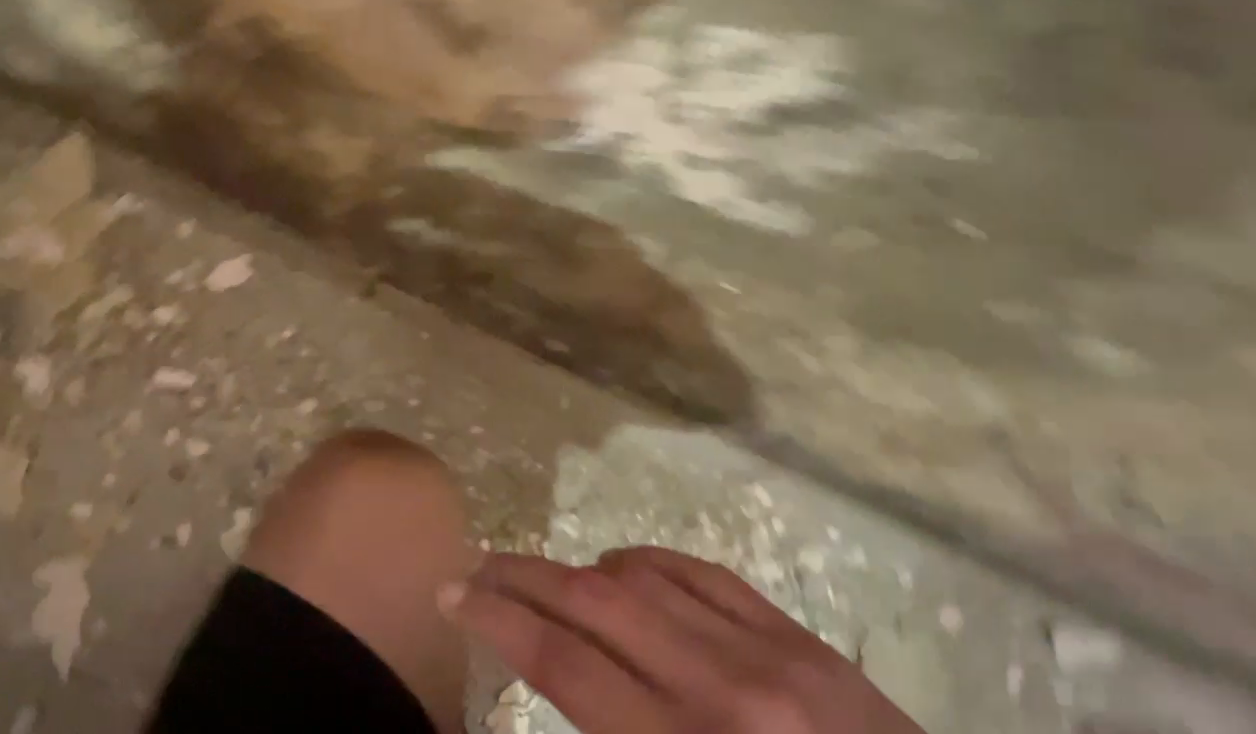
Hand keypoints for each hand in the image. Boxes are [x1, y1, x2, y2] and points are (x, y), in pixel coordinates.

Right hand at [441, 546, 925, 733]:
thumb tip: (548, 676)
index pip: (563, 661)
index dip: (494, 617)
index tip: (449, 592)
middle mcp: (723, 689)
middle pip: (592, 602)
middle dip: (519, 577)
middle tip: (473, 568)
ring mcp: (771, 655)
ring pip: (643, 576)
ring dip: (578, 571)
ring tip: (542, 580)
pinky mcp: (806, 641)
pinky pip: (704, 574)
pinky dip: (647, 565)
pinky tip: (623, 574)